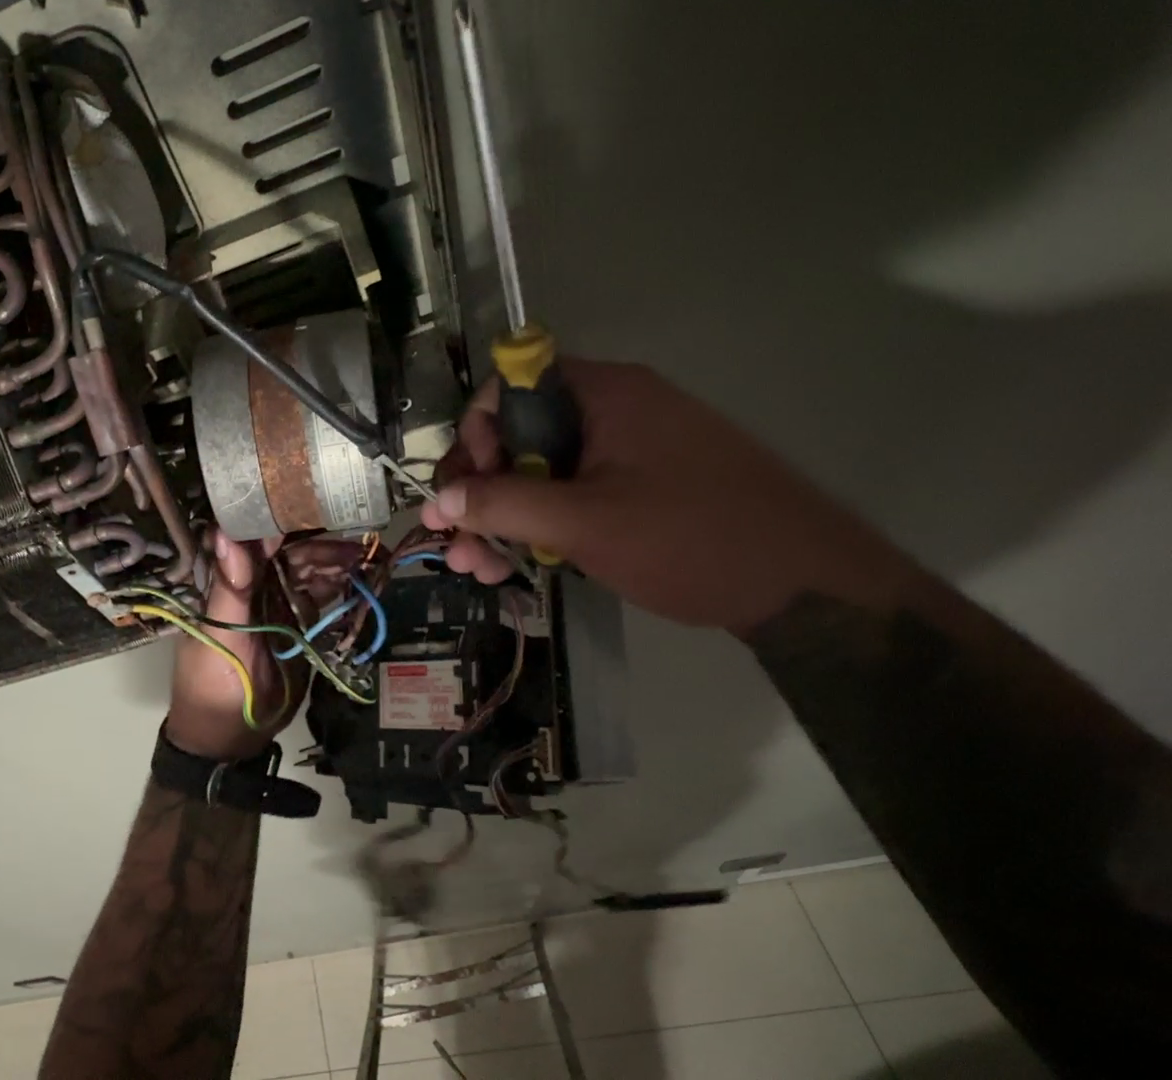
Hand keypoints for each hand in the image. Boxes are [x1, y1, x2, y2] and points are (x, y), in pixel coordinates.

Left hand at [164, 531, 357, 761]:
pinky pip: (322, 601)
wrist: (229, 739)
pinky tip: (363, 581)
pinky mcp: (300, 629)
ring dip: (336, 566)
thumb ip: (229, 588)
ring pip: (310, 575)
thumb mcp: (220, 635)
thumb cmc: (212, 683)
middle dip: (321, 545)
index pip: (254, 541)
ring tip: (367, 559)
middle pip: (290, 555)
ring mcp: (279, 607)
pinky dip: (341, 590)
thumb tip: (226, 532)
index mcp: (229, 583)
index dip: (281, 521)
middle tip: (357, 542)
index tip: (313, 505)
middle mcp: (255, 588)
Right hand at [421, 361, 919, 634]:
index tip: (463, 487)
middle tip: (453, 543)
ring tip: (476, 568)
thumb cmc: (690, 539)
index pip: (512, 387)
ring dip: (504, 517)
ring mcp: (632, 450)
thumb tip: (439, 499)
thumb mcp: (583, 522)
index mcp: (606, 394)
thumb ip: (504, 503)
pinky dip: (542, 525)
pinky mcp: (644, 487)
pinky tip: (515, 566)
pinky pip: (574, 493)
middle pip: (521, 435)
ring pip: (543, 473)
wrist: (806, 587)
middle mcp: (616, 410)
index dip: (476, 433)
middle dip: (480, 490)